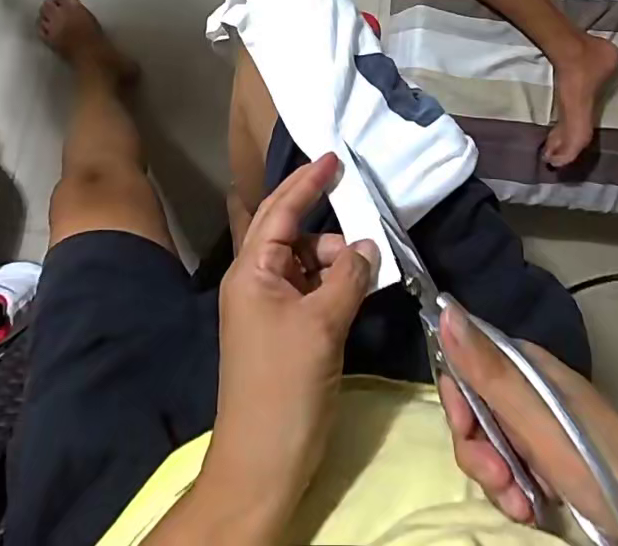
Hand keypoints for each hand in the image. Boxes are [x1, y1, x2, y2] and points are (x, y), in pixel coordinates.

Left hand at [208, 153, 380, 515]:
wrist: (262, 459)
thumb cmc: (285, 384)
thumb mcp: (321, 326)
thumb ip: (346, 278)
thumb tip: (365, 245)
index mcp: (251, 268)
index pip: (279, 210)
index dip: (307, 182)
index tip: (334, 158)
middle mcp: (254, 278)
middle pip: (290, 232)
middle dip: (323, 220)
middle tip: (361, 216)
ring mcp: (268, 304)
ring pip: (304, 262)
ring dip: (334, 258)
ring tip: (366, 267)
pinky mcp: (284, 329)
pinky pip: (310, 289)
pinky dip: (333, 284)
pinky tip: (357, 286)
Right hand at [437, 302, 617, 545]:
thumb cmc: (608, 470)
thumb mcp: (540, 419)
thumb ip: (488, 369)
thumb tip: (445, 308)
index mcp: (525, 368)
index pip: (463, 364)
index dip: (456, 397)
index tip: (467, 429)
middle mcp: (529, 393)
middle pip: (473, 410)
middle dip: (476, 448)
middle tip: (501, 480)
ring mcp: (542, 433)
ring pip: (489, 445)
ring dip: (494, 477)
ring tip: (521, 504)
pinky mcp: (555, 468)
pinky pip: (512, 472)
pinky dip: (513, 492)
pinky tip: (530, 510)